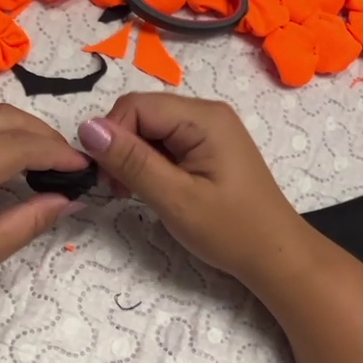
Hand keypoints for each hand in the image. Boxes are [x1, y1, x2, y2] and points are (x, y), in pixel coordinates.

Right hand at [77, 93, 315, 285]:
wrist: (275, 256)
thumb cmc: (230, 230)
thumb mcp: (176, 198)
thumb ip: (132, 161)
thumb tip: (87, 127)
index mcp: (203, 118)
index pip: (136, 106)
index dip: (112, 136)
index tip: (107, 178)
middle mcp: (206, 114)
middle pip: (142, 114)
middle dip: (120, 147)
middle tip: (119, 190)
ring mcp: (208, 131)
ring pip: (150, 130)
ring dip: (132, 158)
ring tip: (133, 193)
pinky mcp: (206, 149)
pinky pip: (165, 144)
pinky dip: (149, 164)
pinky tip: (150, 189)